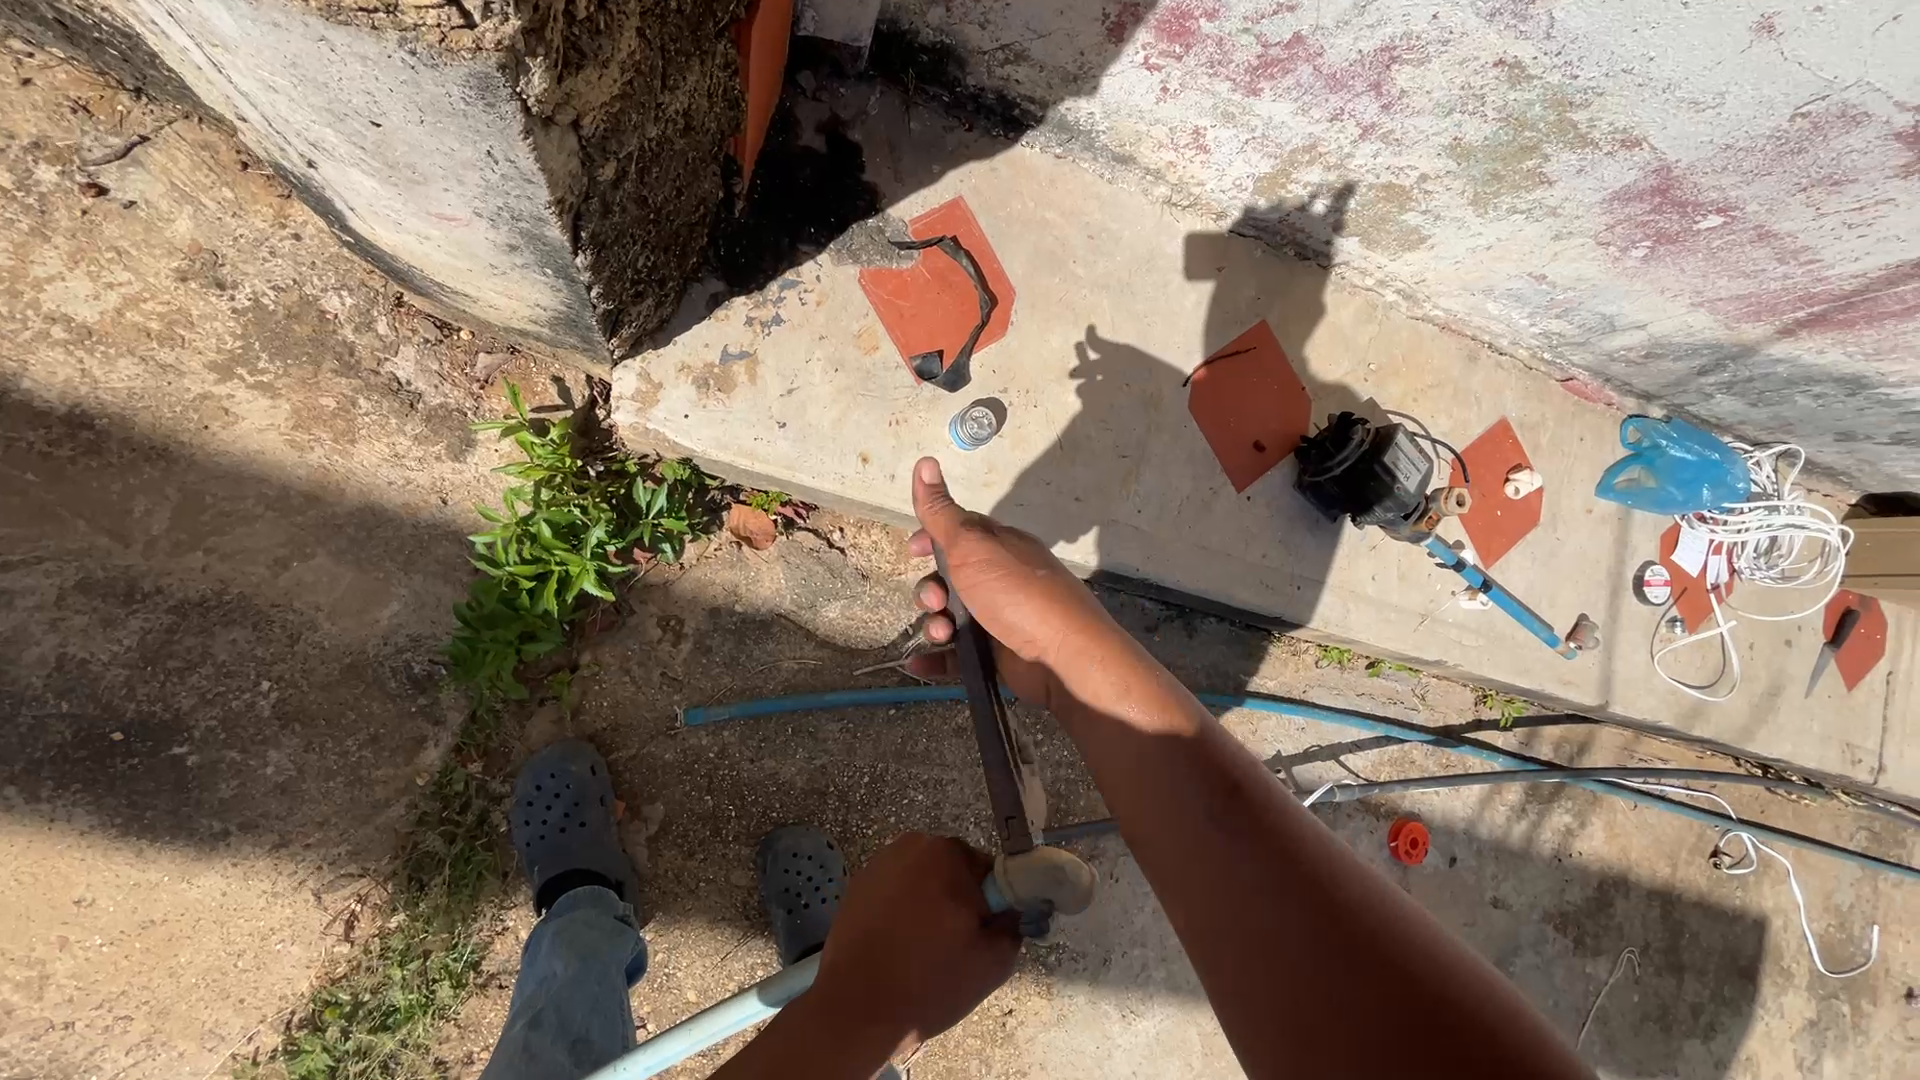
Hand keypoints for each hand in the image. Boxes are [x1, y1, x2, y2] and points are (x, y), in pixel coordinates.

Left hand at [807, 832, 1019, 1054]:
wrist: (854, 1009)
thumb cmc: (928, 983)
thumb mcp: (993, 962)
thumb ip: (1014, 924)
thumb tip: (1010, 908)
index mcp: (950, 854)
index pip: (991, 873)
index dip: (992, 906)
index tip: (981, 936)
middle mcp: (915, 843)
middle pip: (956, 871)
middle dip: (960, 902)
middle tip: (953, 946)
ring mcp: (882, 860)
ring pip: (926, 879)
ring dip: (930, 903)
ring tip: (922, 948)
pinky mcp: (860, 880)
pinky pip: (898, 888)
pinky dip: (903, 908)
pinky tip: (897, 943)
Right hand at [905, 457, 1118, 708]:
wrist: (1062, 654)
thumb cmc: (1016, 592)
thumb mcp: (973, 544)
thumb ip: (942, 511)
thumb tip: (925, 461)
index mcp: (997, 547)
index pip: (958, 534)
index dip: (930, 539)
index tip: (912, 551)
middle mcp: (998, 579)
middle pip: (947, 579)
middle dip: (929, 589)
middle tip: (936, 600)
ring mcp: (997, 618)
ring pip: (948, 617)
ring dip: (933, 625)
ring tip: (942, 633)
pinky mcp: (995, 654)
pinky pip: (955, 655)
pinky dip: (935, 658)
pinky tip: (917, 664)